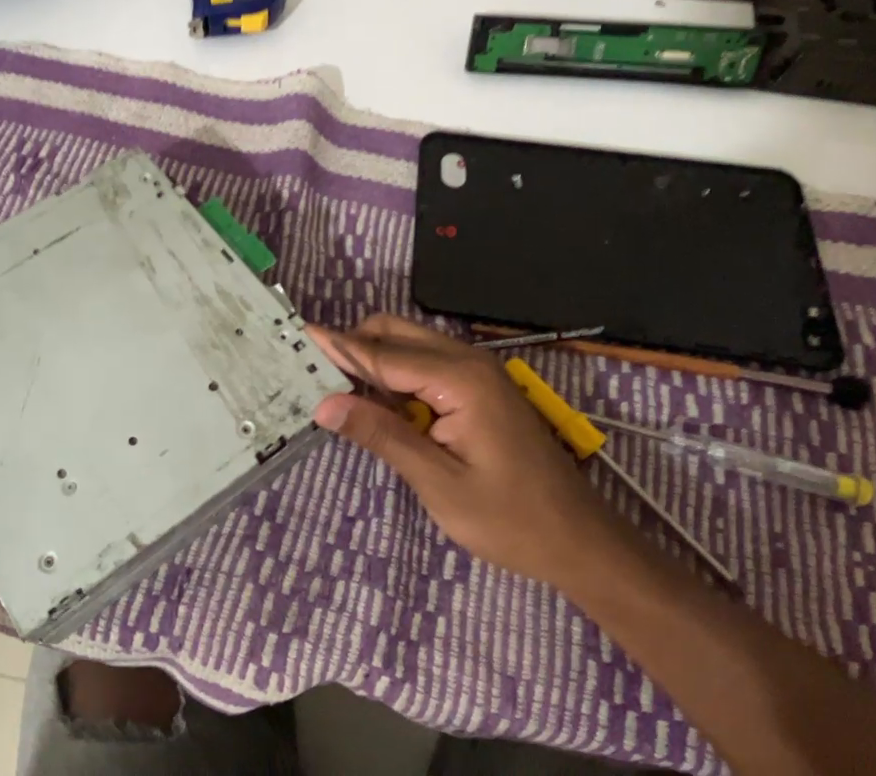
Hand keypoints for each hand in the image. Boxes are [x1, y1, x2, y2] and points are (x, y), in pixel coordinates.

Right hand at [309, 315, 624, 586]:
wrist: (579, 541)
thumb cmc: (511, 520)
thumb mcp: (438, 483)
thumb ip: (381, 436)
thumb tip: (326, 404)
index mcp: (460, 380)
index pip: (381, 353)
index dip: (336, 347)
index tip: (295, 337)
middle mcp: (469, 362)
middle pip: (394, 334)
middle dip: (352, 347)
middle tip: (311, 375)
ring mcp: (478, 374)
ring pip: (409, 347)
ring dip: (372, 362)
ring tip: (334, 391)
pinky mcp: (480, 391)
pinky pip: (426, 367)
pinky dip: (395, 376)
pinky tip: (376, 407)